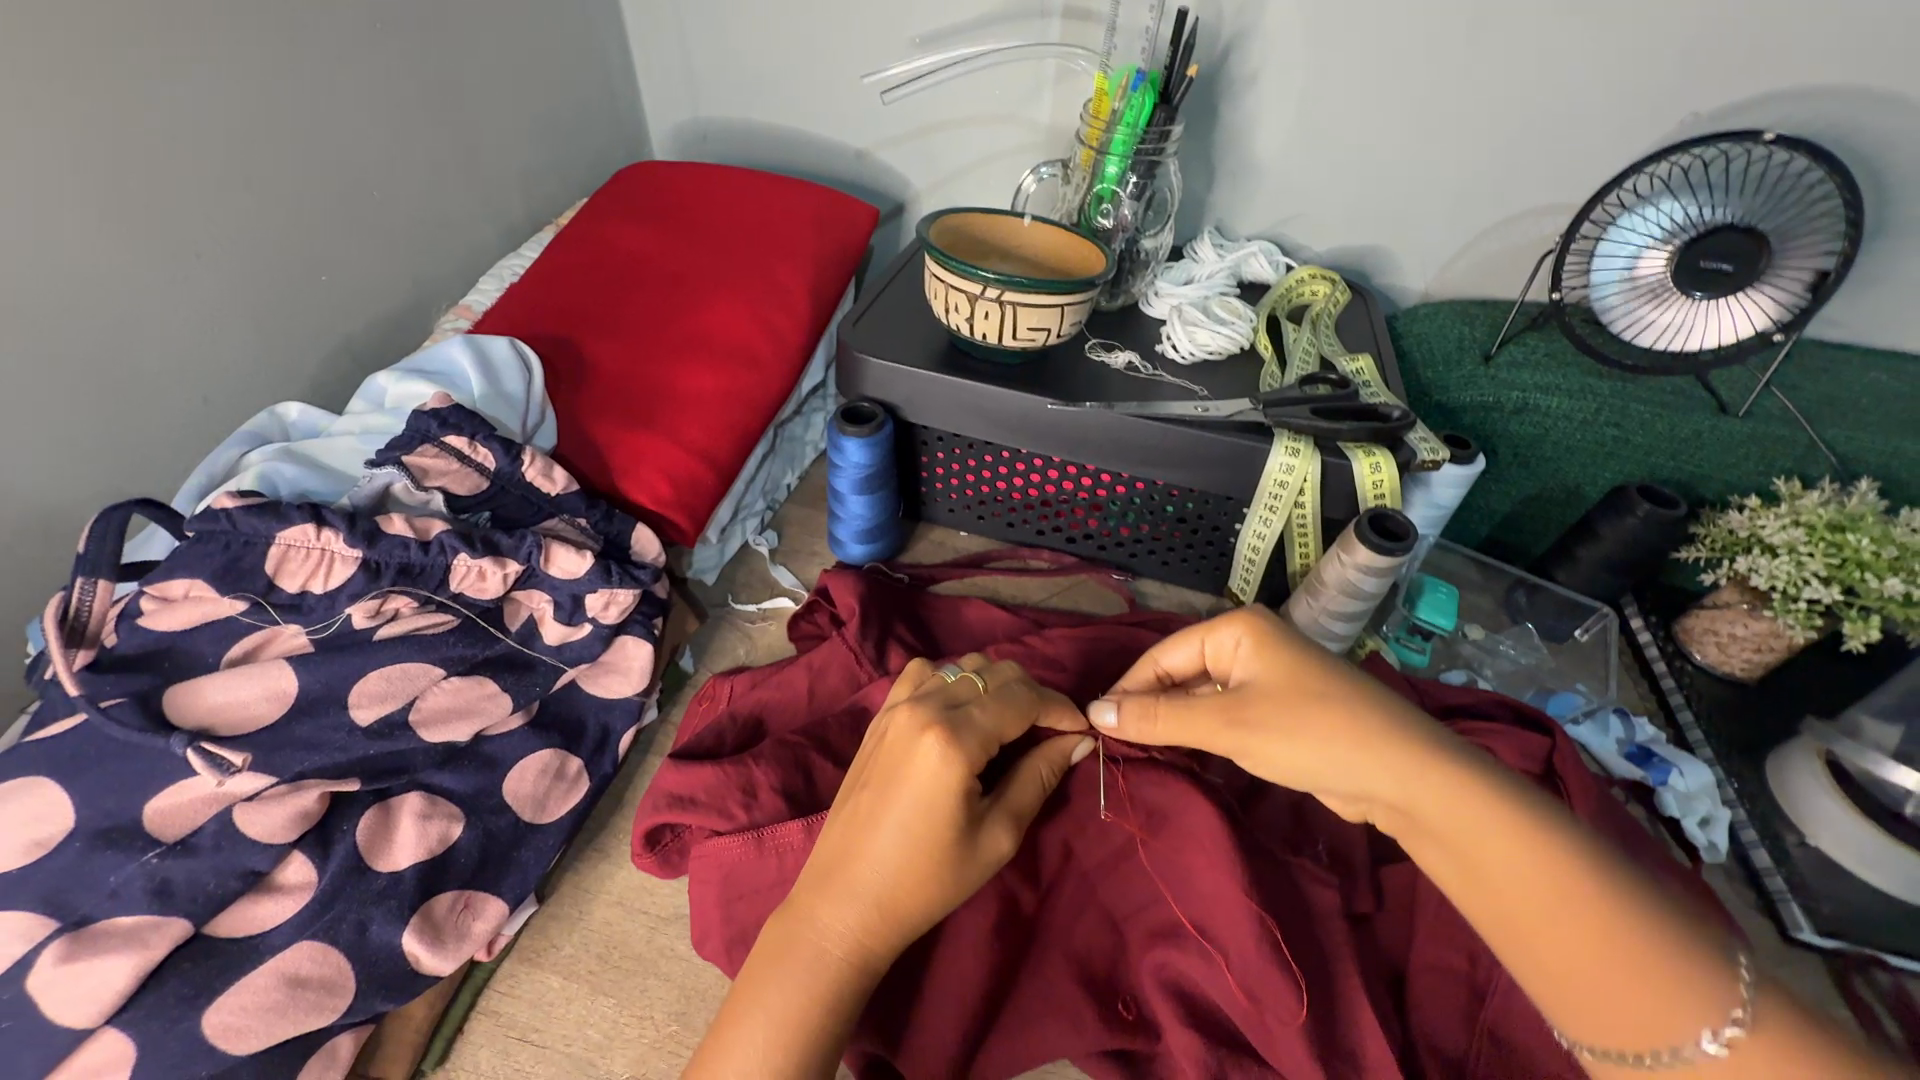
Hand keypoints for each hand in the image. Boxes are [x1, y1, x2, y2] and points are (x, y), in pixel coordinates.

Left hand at [778, 654, 1094, 977]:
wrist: (847, 899)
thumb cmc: (928, 880)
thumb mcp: (997, 835)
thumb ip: (1038, 777)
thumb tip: (1077, 741)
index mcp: (954, 737)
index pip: (1024, 697)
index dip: (1061, 708)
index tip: (1081, 732)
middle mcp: (924, 707)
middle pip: (996, 672)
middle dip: (1033, 696)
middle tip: (1050, 734)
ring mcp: (896, 707)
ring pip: (961, 667)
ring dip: (994, 686)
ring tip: (1009, 725)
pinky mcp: (879, 716)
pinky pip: (922, 674)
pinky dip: (951, 681)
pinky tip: (960, 715)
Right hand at [1086, 605, 1468, 826]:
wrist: (1403, 774)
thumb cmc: (1309, 733)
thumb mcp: (1225, 724)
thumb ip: (1158, 717)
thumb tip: (1094, 713)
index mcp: (1236, 629)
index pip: (1162, 655)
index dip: (1127, 691)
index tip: (1095, 727)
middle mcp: (1250, 644)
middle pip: (1180, 673)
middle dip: (1149, 707)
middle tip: (1114, 746)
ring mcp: (1268, 677)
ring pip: (1202, 696)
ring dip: (1174, 723)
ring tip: (1138, 753)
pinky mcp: (1281, 709)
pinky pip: (1225, 713)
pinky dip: (1202, 732)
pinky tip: (1181, 754)